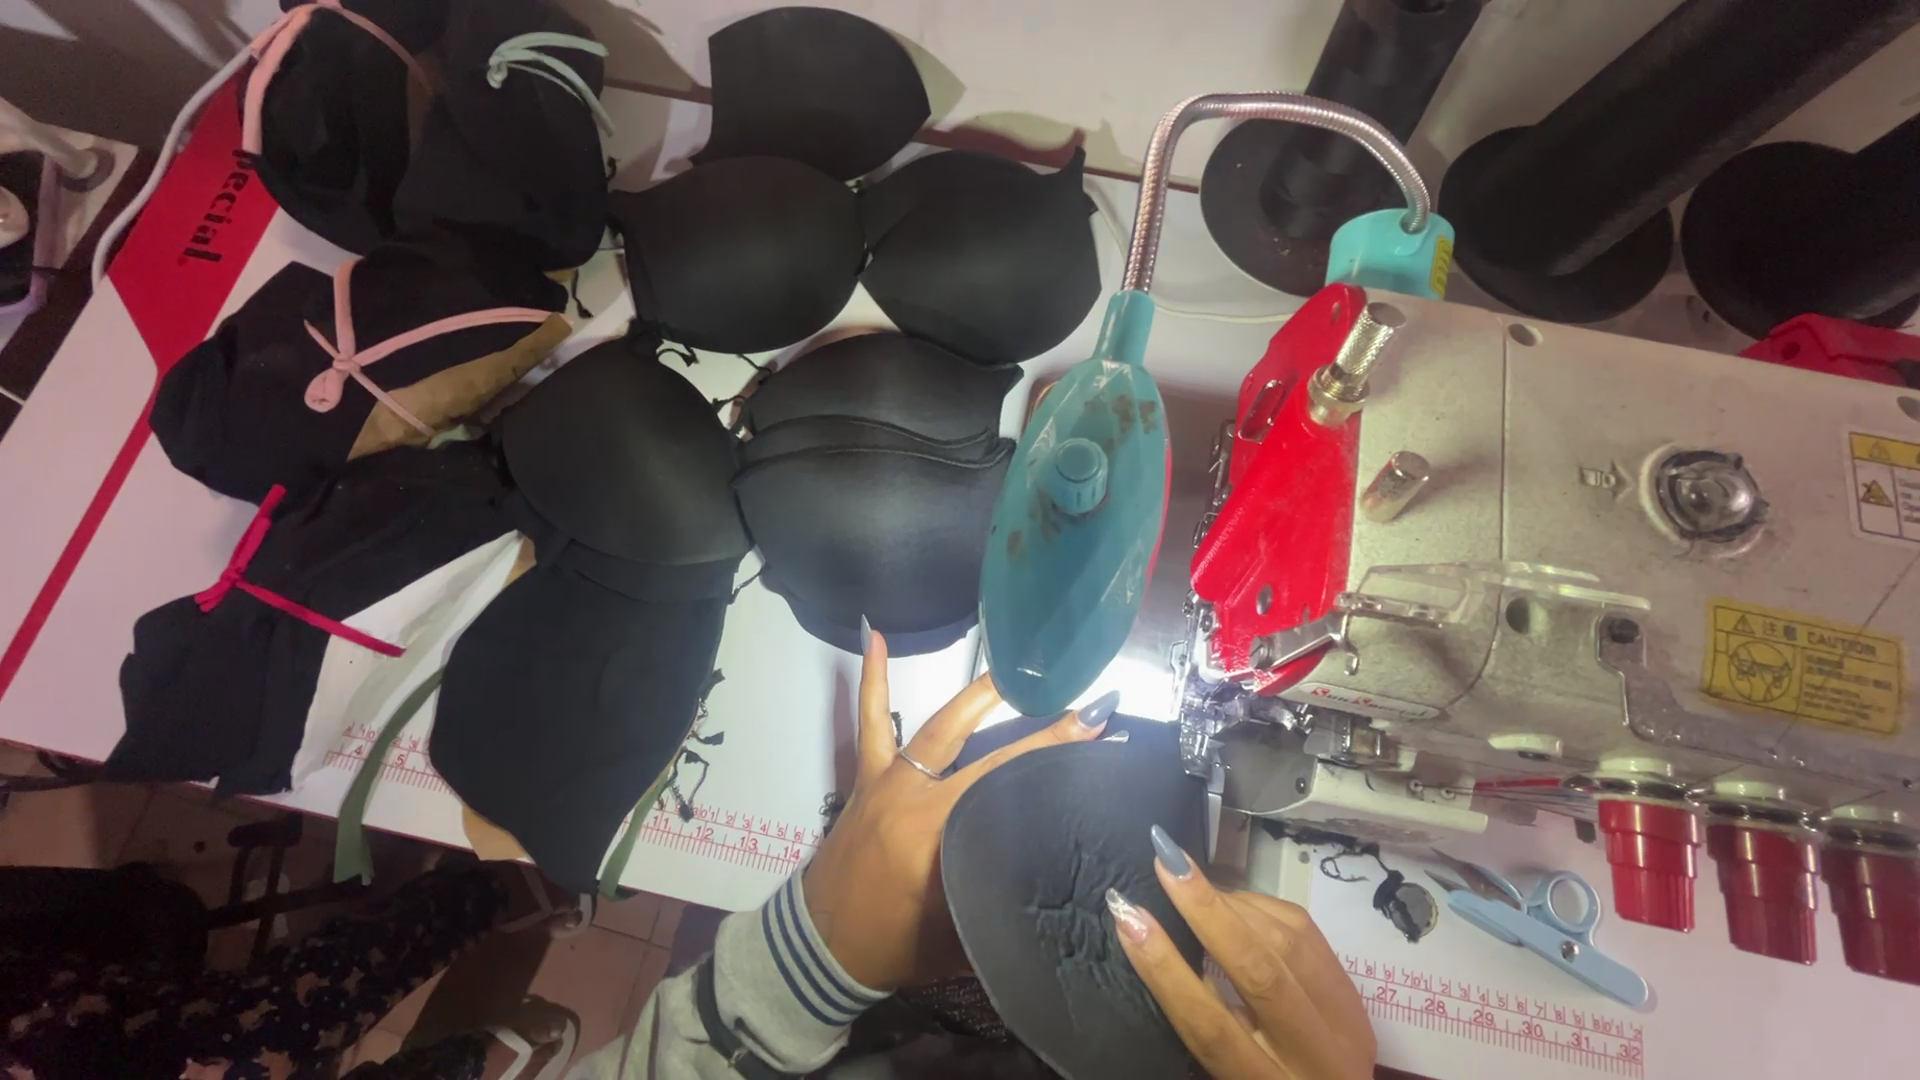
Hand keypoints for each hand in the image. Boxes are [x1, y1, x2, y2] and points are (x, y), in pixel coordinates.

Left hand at [803, 626, 1116, 991]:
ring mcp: (885, 779)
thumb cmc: (893, 945)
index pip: (1004, 781)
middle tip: (1062, 692)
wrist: (819, 948)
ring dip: (972, 697)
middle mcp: (912, 796)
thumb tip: (1052, 866)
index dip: (1052, 750)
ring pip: (932, 726)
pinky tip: (876, 636)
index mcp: (935, 833)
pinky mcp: (866, 775)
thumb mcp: (957, 931)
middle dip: (1023, 717)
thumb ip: (997, 893)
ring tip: (1004, 667)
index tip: (1093, 723)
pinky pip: (870, 719)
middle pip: (974, 745)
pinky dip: (874, 677)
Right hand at [1109, 829, 1374, 1078]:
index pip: (1211, 1027)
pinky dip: (1260, 906)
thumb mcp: (1222, 1070)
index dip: (1165, 969)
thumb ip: (1197, 1015)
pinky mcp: (1354, 993)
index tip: (1128, 915)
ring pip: (1286, 944)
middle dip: (1206, 910)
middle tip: (1164, 861)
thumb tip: (1147, 930)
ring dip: (1231, 902)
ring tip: (1189, 880)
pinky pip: (1304, 931)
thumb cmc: (1254, 1076)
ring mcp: (1345, 1024)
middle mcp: (1317, 1061)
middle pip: (1260, 975)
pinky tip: (1231, 900)